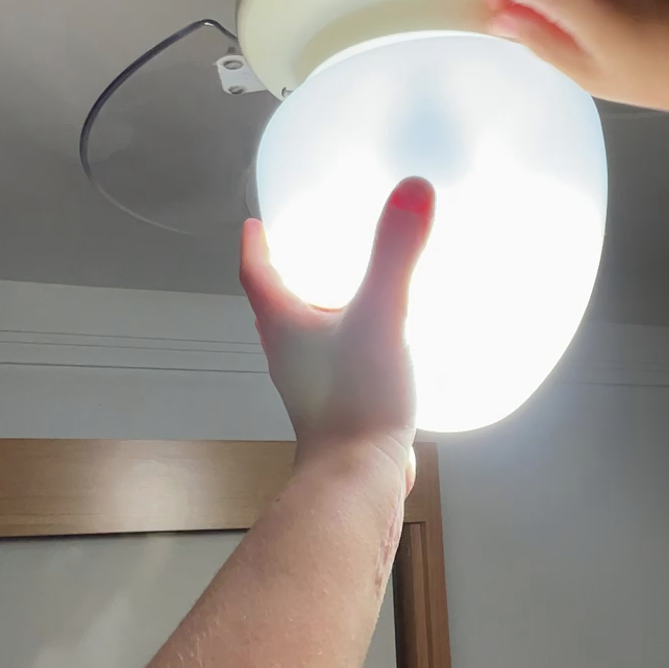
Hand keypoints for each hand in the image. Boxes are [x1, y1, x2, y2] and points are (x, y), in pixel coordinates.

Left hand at [240, 178, 435, 489]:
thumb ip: (395, 253)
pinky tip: (383, 340)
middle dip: (287, 274)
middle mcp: (288, 354)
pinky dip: (350, 340)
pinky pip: (337, 360)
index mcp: (283, 326)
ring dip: (318, 310)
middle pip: (276, 304)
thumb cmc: (356, 399)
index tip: (257, 222)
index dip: (256, 244)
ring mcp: (311, 384)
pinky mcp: (337, 406)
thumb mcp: (379, 314)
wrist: (359, 479)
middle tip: (309, 247)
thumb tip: (413, 188)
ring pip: (306, 335)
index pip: (256, 274)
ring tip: (348, 287)